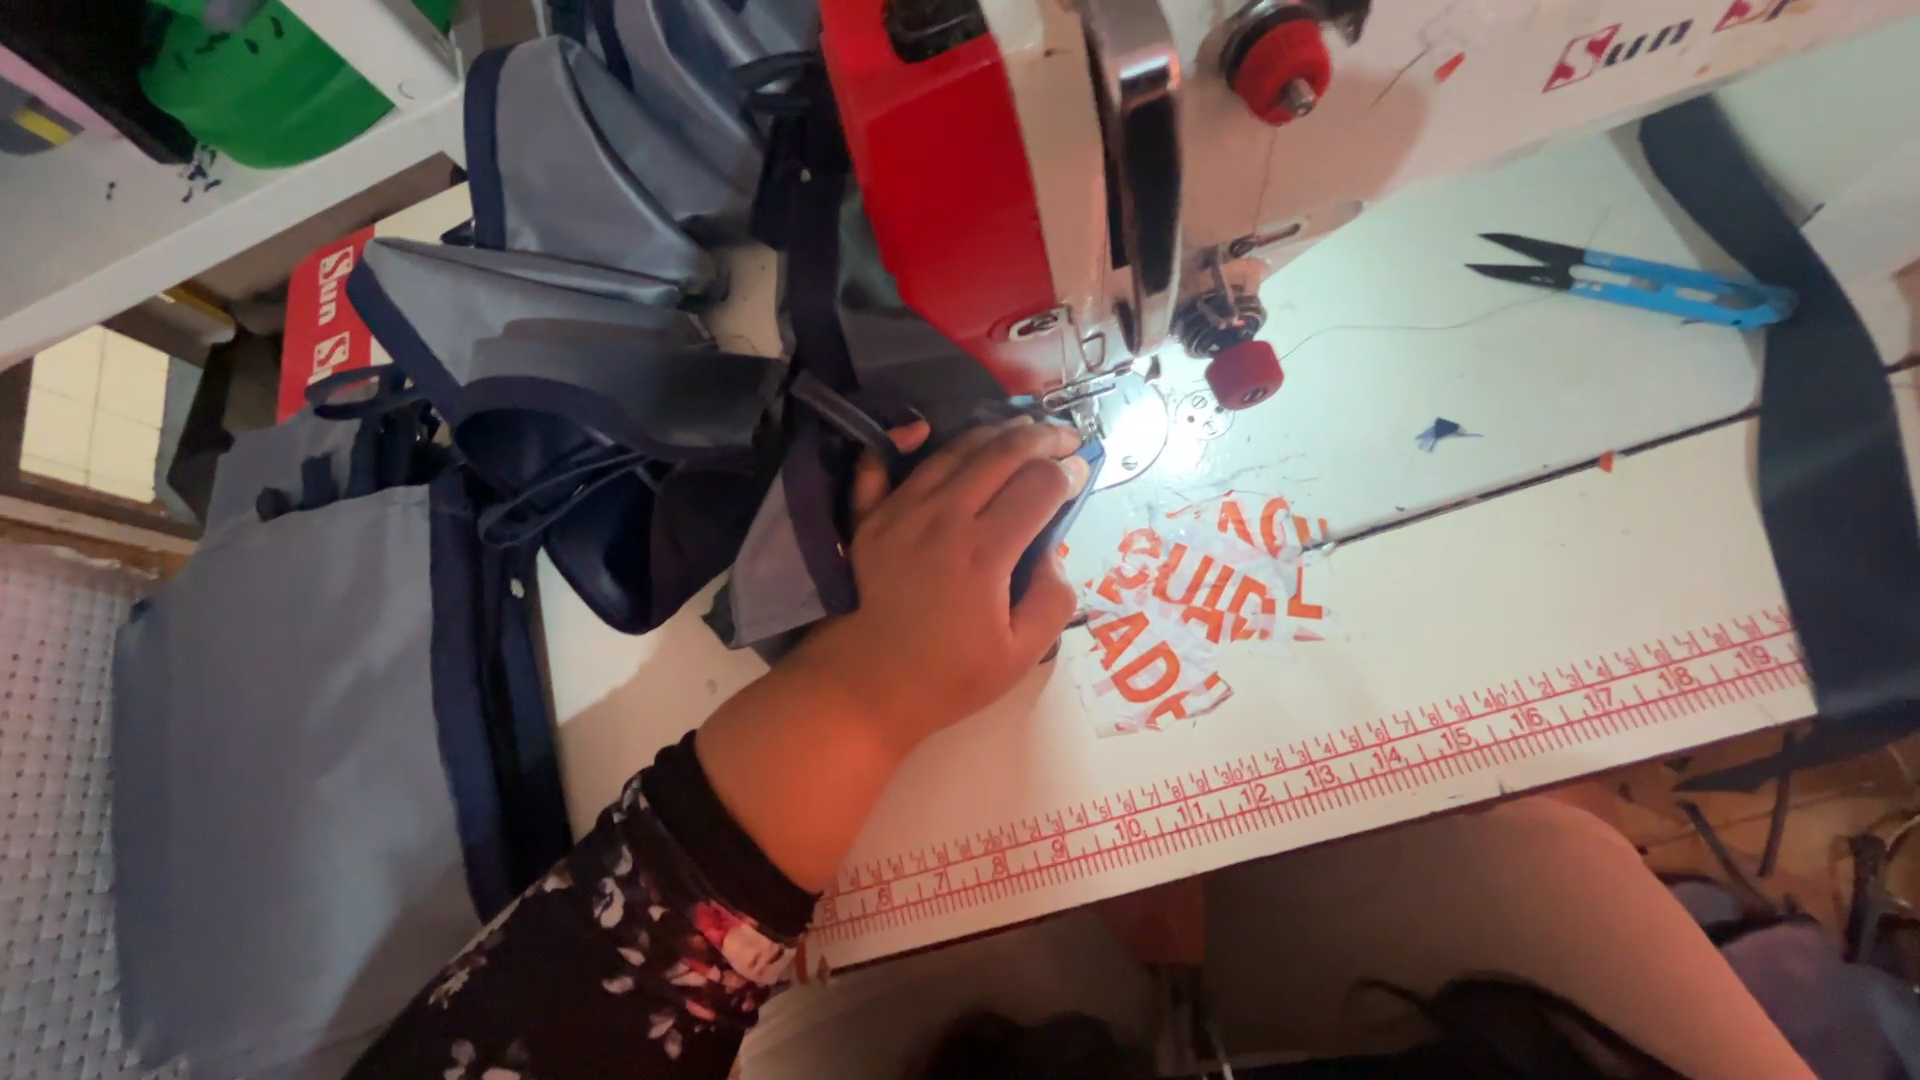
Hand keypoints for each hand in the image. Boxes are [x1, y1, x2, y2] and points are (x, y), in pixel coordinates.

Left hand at [786, 417, 1090, 751]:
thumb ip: (1052, 601)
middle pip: (1000, 453)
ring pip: (952, 451)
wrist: (861, 688)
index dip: (1067, 472)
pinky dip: (899, 441)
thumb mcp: (1020, 656)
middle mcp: (943, 516)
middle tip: (1065, 436)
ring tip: (1020, 430)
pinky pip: (879, 467)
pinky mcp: (866, 519)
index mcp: (984, 551)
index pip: (1038, 485)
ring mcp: (899, 512)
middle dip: (1042, 437)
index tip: (1082, 471)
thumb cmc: (945, 678)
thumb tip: (1052, 555)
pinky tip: (919, 427)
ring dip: (992, 433)